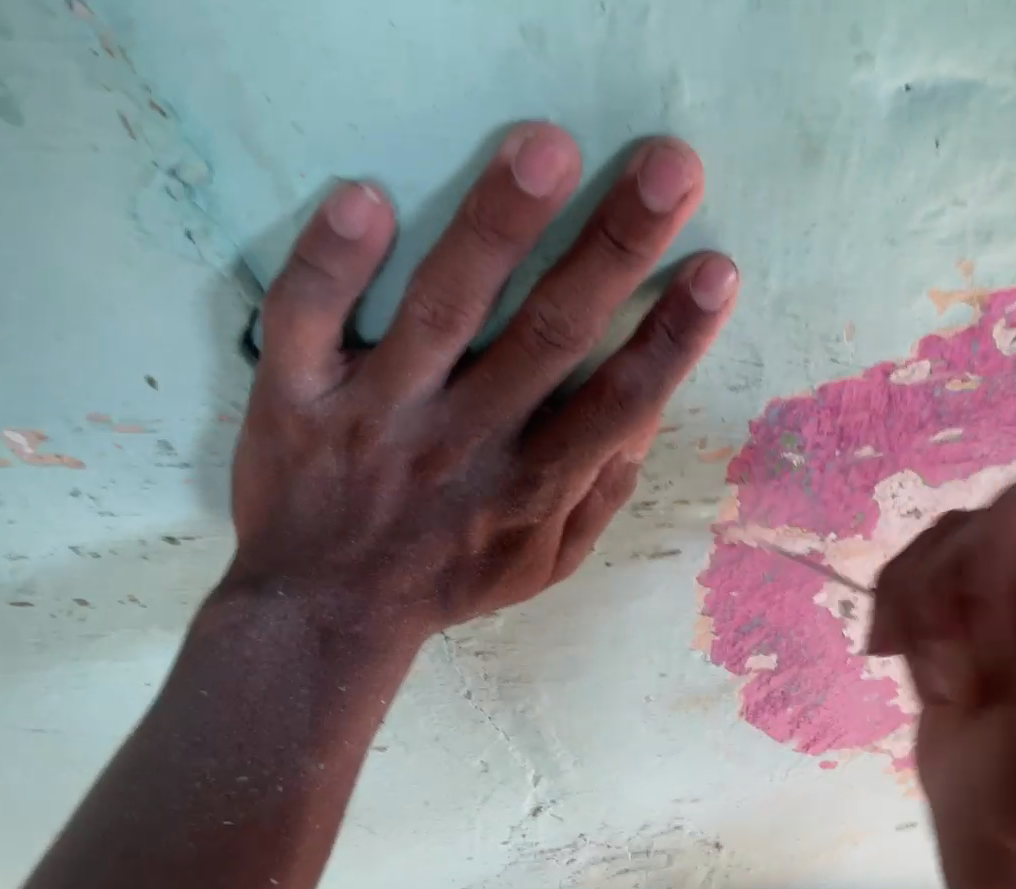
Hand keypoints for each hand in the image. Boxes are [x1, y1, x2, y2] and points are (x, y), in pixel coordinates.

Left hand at [224, 124, 737, 636]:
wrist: (323, 614)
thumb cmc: (454, 578)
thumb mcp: (550, 559)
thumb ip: (603, 488)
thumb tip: (648, 407)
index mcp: (536, 484)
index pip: (619, 401)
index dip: (674, 338)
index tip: (718, 270)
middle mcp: (467, 441)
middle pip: (551, 336)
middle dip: (615, 250)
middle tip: (670, 166)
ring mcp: (379, 415)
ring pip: (443, 312)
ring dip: (496, 228)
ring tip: (547, 148)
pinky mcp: (298, 399)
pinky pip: (307, 322)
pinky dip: (332, 262)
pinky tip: (363, 196)